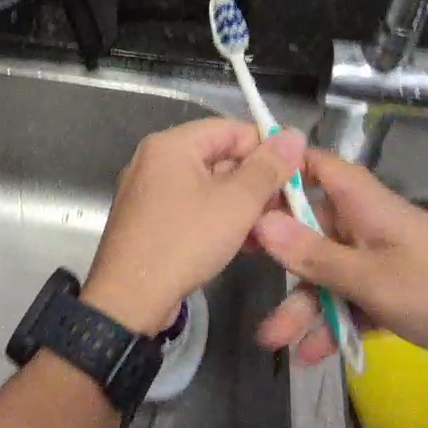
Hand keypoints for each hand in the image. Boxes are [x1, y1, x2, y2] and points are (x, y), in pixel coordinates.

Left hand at [84, 119, 303, 335]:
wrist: (130, 298)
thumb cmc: (184, 241)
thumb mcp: (236, 203)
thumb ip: (268, 167)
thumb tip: (293, 134)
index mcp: (169, 145)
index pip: (229, 129)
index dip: (267, 148)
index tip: (297, 174)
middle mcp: (154, 161)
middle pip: (218, 157)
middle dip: (256, 182)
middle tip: (288, 209)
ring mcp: (148, 193)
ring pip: (208, 188)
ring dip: (242, 206)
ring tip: (272, 230)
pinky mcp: (149, 222)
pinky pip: (192, 210)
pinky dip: (219, 221)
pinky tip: (248, 244)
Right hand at [250, 147, 427, 390]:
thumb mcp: (372, 280)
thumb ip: (313, 255)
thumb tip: (258, 221)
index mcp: (369, 207)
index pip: (316, 168)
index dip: (279, 170)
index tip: (237, 184)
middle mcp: (373, 229)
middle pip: (312, 231)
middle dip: (280, 261)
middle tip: (241, 277)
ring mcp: (387, 265)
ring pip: (329, 276)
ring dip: (303, 307)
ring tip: (274, 342)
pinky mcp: (401, 300)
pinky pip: (353, 306)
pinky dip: (334, 327)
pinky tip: (311, 357)